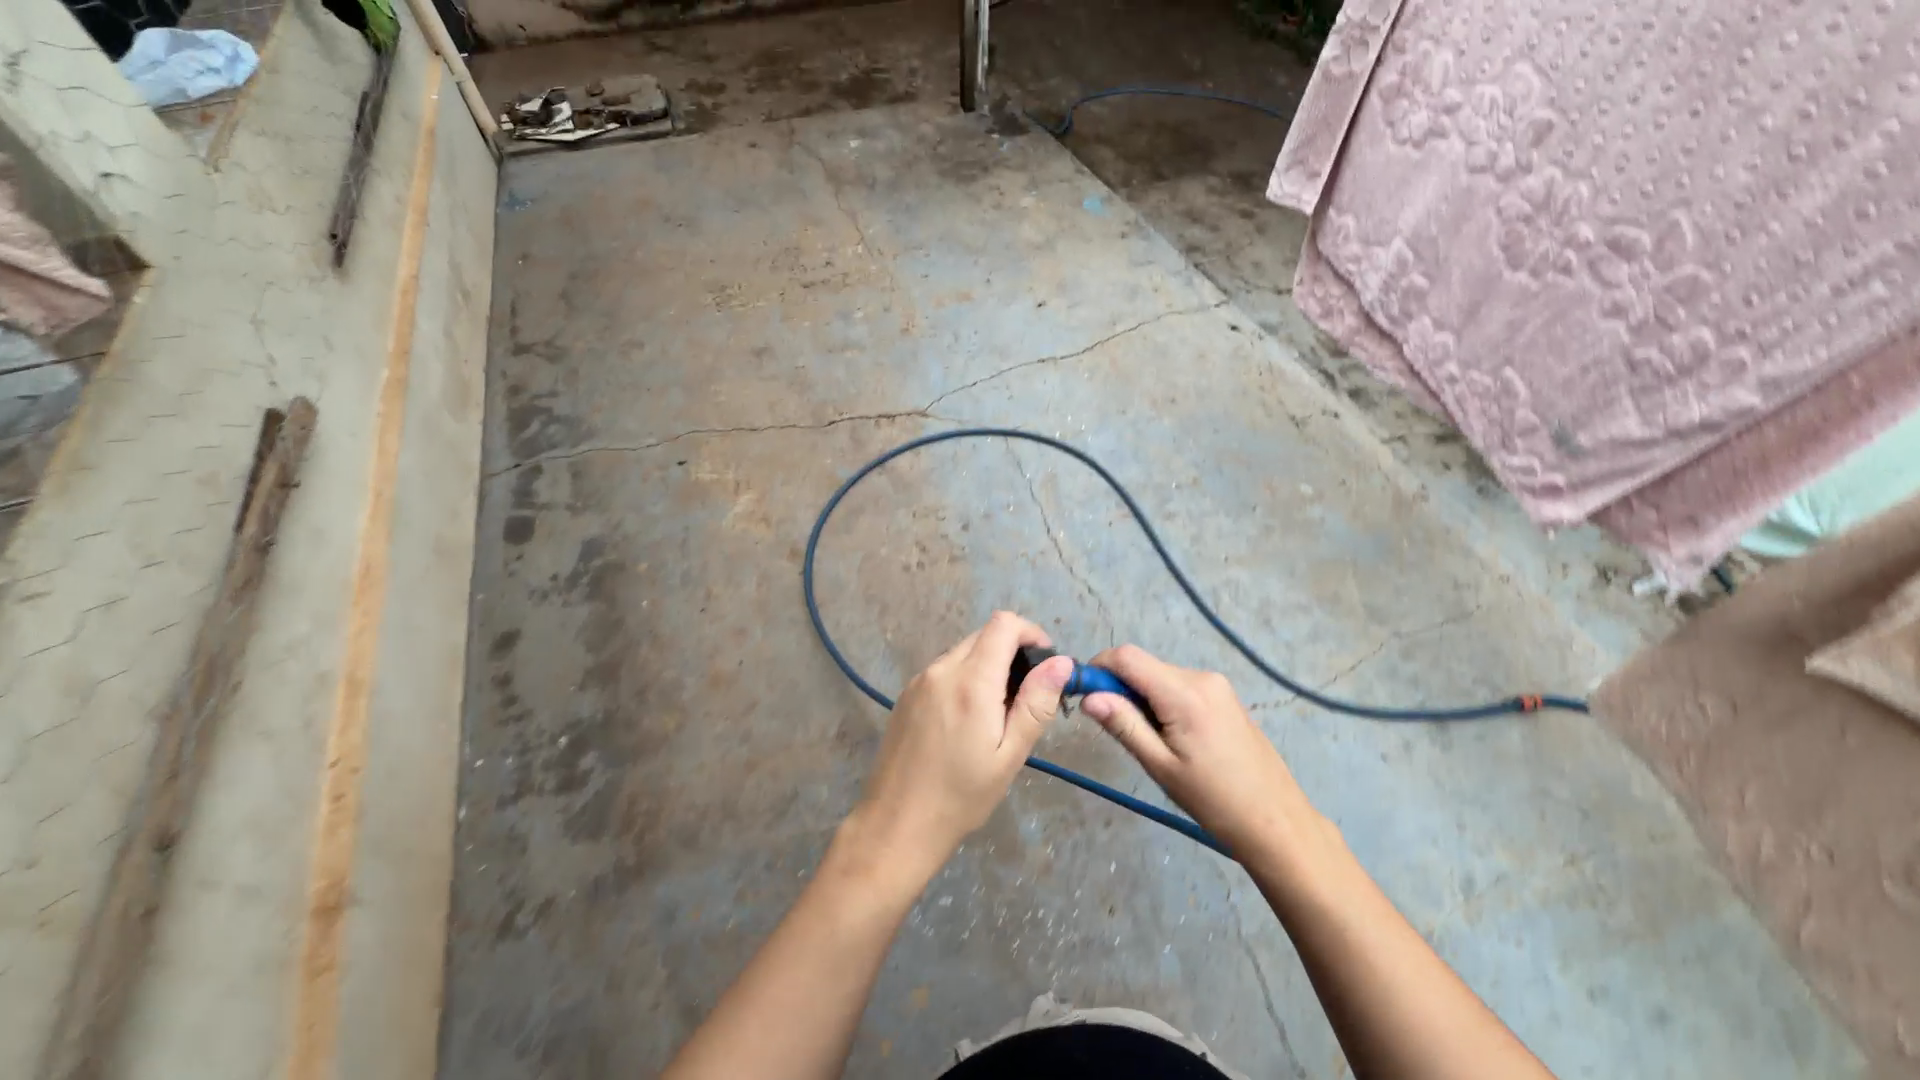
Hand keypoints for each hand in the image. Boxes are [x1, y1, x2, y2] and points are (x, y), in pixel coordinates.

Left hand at [845, 612, 1073, 881]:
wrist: (896, 823)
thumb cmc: (961, 796)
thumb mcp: (1010, 755)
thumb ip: (1036, 704)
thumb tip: (1061, 662)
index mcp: (971, 681)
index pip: (1004, 624)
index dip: (1031, 633)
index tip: (1046, 665)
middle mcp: (941, 670)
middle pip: (983, 636)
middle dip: (1012, 654)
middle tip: (1027, 698)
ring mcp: (918, 682)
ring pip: (963, 653)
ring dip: (988, 668)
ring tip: (999, 716)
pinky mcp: (906, 696)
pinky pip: (944, 672)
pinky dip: (965, 681)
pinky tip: (968, 723)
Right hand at [1081, 645, 1325, 863]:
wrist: (1276, 822)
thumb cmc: (1214, 800)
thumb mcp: (1160, 766)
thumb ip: (1124, 725)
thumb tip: (1088, 697)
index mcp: (1184, 692)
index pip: (1127, 656)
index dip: (1098, 668)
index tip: (1082, 697)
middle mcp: (1202, 677)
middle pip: (1143, 666)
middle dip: (1119, 688)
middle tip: (1114, 731)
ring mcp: (1218, 686)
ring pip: (1161, 677)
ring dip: (1141, 698)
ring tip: (1147, 743)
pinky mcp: (1225, 698)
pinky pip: (1180, 688)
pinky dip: (1163, 703)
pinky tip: (1171, 740)